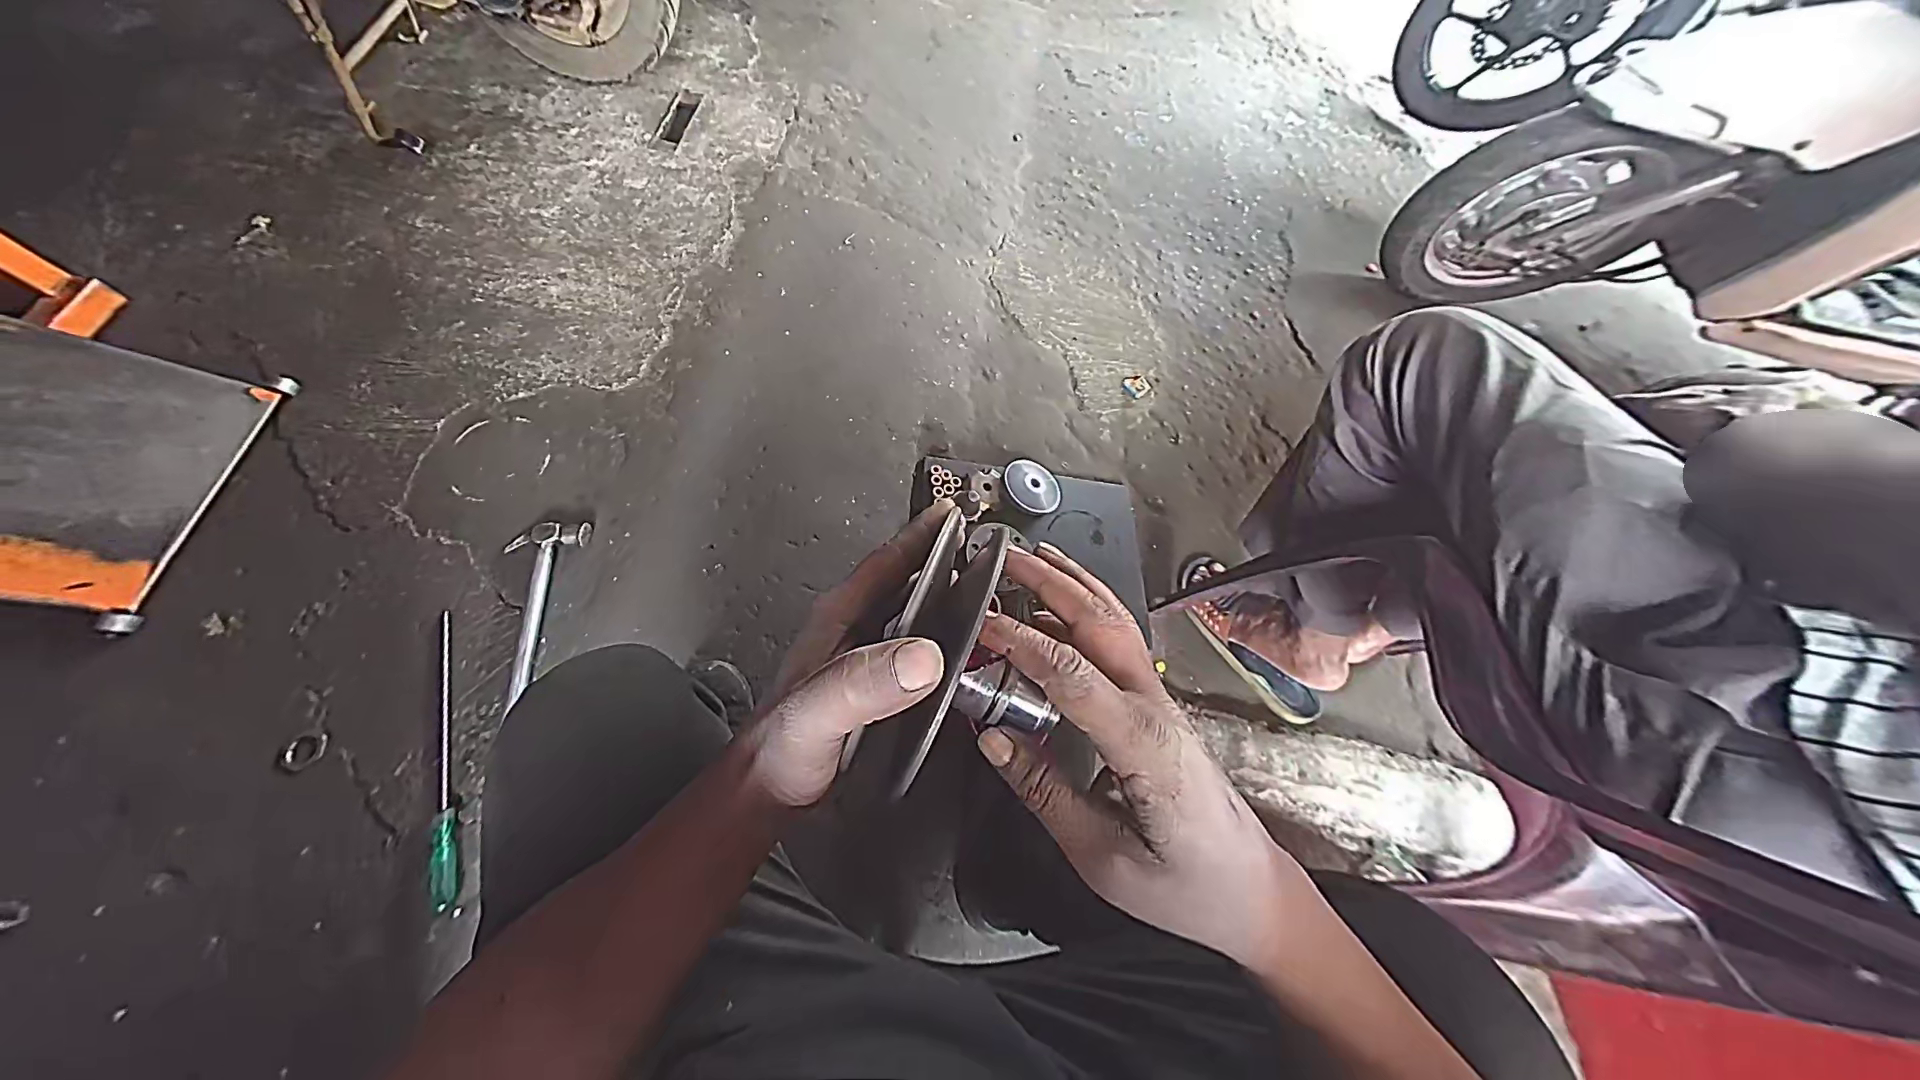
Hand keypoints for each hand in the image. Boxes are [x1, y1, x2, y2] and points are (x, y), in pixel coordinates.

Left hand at [744, 501, 954, 807]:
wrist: (768, 797)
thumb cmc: (776, 754)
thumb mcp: (819, 711)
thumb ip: (865, 682)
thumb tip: (921, 656)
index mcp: (837, 622)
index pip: (885, 563)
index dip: (921, 534)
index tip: (952, 514)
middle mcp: (851, 634)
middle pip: (902, 581)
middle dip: (940, 560)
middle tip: (976, 548)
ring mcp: (863, 659)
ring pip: (910, 614)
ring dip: (943, 600)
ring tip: (976, 591)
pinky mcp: (875, 687)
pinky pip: (915, 650)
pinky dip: (941, 640)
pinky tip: (957, 651)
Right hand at [975, 545, 1300, 966]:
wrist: (1250, 889)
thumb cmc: (1187, 885)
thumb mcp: (1103, 857)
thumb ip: (1043, 793)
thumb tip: (992, 740)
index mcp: (1143, 745)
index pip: (1071, 674)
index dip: (1021, 642)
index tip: (981, 624)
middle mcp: (1155, 708)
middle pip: (1100, 623)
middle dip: (1048, 582)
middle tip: (1004, 558)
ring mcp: (1160, 699)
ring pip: (1115, 621)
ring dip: (1071, 583)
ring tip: (1031, 559)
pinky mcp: (1156, 703)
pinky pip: (1120, 641)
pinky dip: (1086, 608)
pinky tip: (1062, 606)